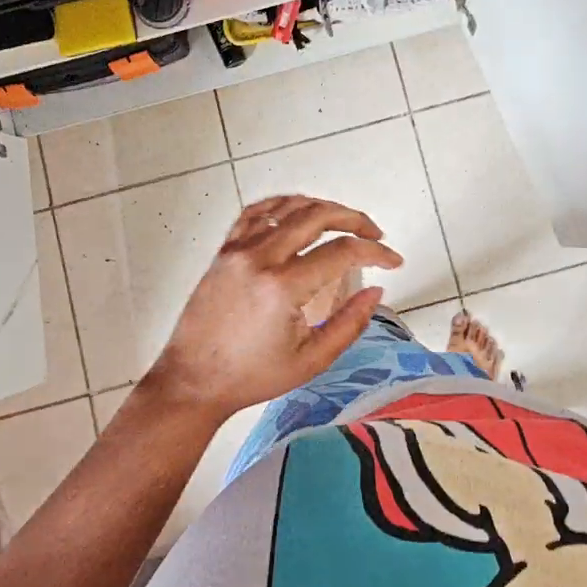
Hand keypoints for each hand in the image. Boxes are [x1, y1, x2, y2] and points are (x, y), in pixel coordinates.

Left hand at [144, 196, 402, 420]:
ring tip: (344, 221)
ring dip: (322, 207)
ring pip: (288, 207)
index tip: (393, 261)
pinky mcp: (224, 250)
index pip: (342, 252)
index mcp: (283, 287)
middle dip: (355, 219)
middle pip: (318, 215)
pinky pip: (256, 212)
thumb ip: (350, 324)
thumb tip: (376, 291)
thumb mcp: (311, 360)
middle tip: (375, 234)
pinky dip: (282, 205)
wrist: (193, 380)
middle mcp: (260, 257)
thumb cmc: (252, 377)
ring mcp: (238, 249)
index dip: (375, 252)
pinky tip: (299, 211)